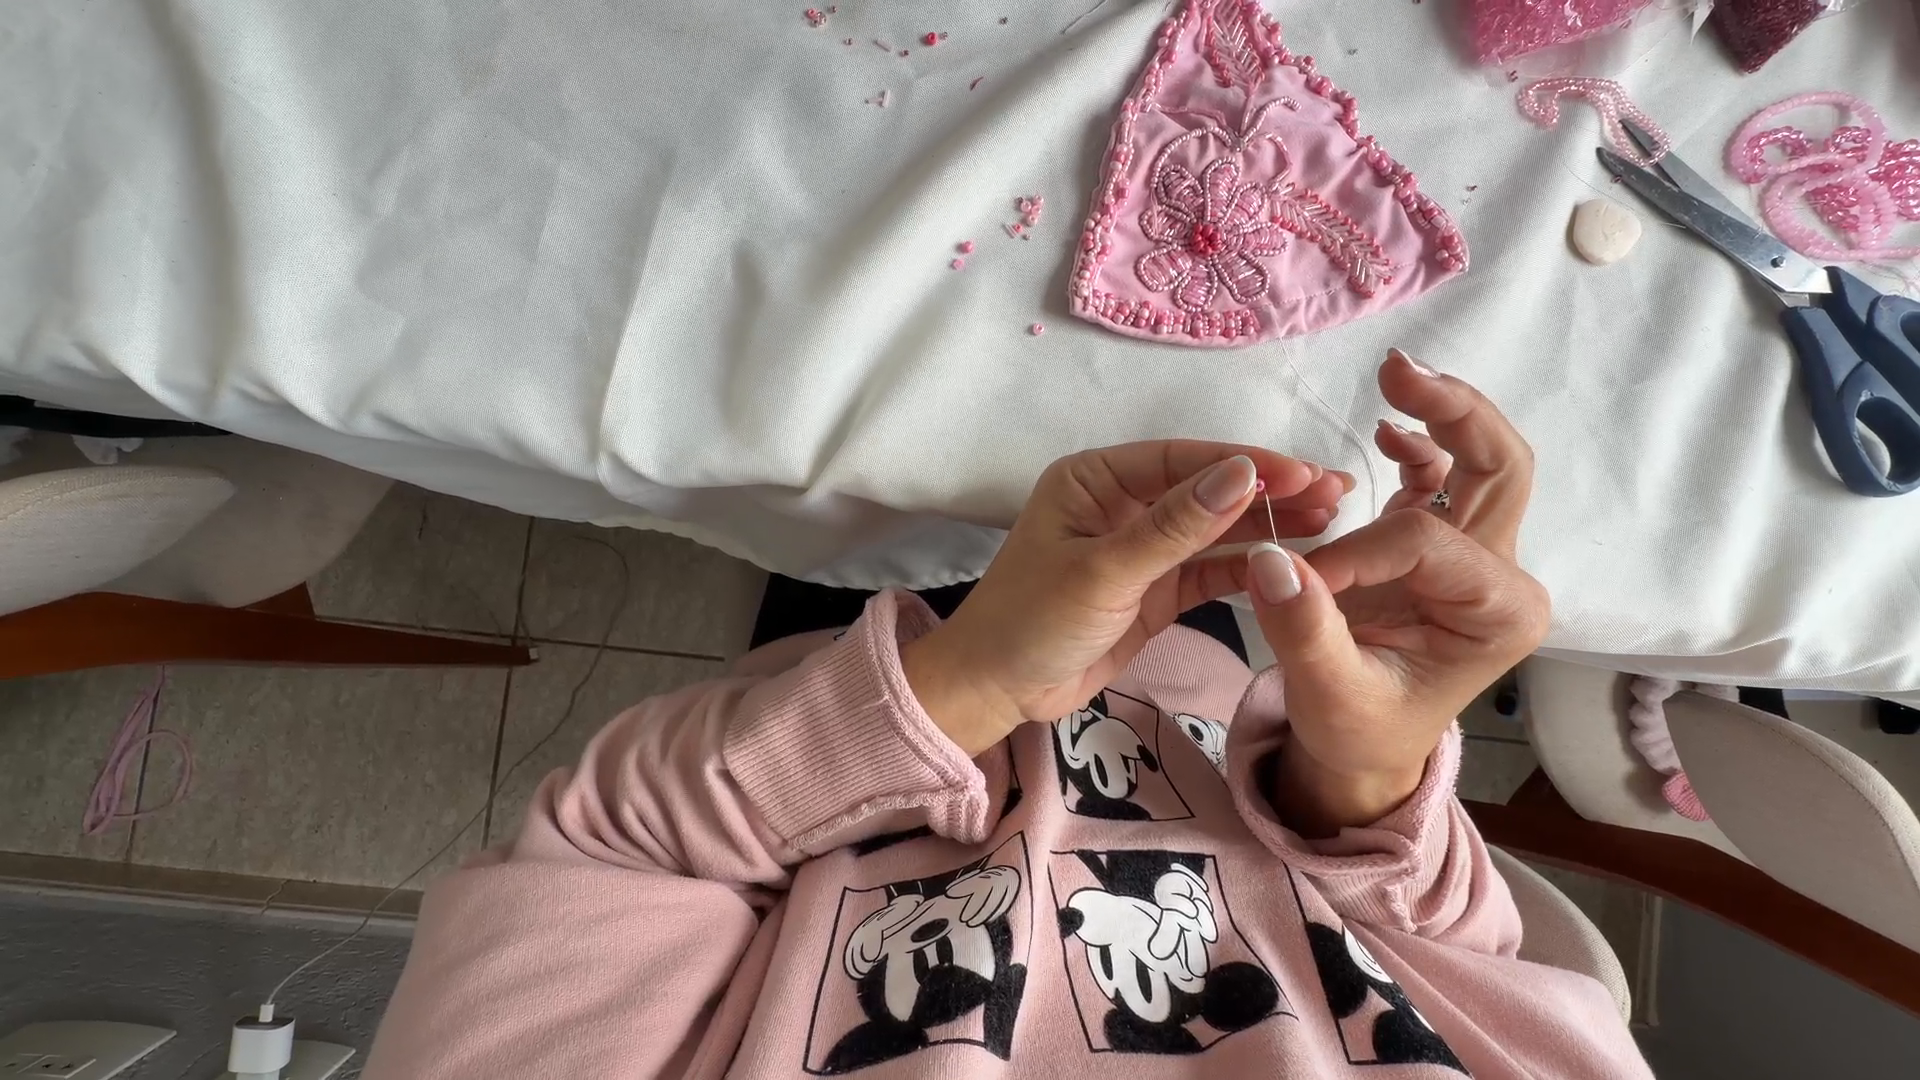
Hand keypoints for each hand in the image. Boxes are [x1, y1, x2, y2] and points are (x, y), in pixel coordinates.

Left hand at [903, 441, 1349, 754]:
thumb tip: (1244, 472)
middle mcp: (1120, 504)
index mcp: (1095, 480)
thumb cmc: (1033, 619)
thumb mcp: (1103, 571)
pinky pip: (1207, 569)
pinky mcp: (1153, 588)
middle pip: (1204, 490)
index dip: (1244, 464)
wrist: (999, 688)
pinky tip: (1294, 561)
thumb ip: (1174, 527)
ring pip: (1212, 530)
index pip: (1180, 459)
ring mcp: (1140, 548)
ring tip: (1333, 520)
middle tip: (1337, 493)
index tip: (1304, 473)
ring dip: (1267, 526)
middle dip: (1267, 492)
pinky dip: (1247, 566)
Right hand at [1238, 350, 1549, 835]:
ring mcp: (1474, 561)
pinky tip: (1387, 430)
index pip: (1422, 542)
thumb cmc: (1356, 729)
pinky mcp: (1439, 554)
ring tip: (1394, 375)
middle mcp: (1500, 578)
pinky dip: (1420, 446)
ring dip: (1443, 415)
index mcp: (1495, 613)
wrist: (1366, 749)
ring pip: (1481, 464)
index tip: (1294, 582)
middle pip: (1500, 469)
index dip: (1351, 550)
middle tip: (1397, 371)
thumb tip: (1268, 558)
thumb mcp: (1327, 691)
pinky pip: (1441, 483)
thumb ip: (1304, 629)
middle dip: (1454, 414)